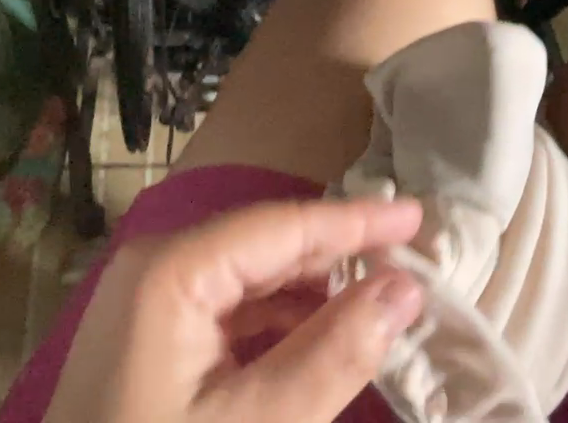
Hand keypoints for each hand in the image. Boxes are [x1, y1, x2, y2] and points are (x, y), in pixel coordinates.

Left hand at [46, 197, 425, 422]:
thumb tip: (402, 288)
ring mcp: (150, 296)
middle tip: (410, 263)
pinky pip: (227, 309)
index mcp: (172, 269)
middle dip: (336, 256)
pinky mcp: (152, 331)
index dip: (354, 220)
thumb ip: (333, 354)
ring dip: (312, 293)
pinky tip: (322, 339)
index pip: (279, 226)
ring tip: (381, 303)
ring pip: (247, 278)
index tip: (418, 213)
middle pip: (262, 245)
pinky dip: (277, 323)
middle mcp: (156, 263)